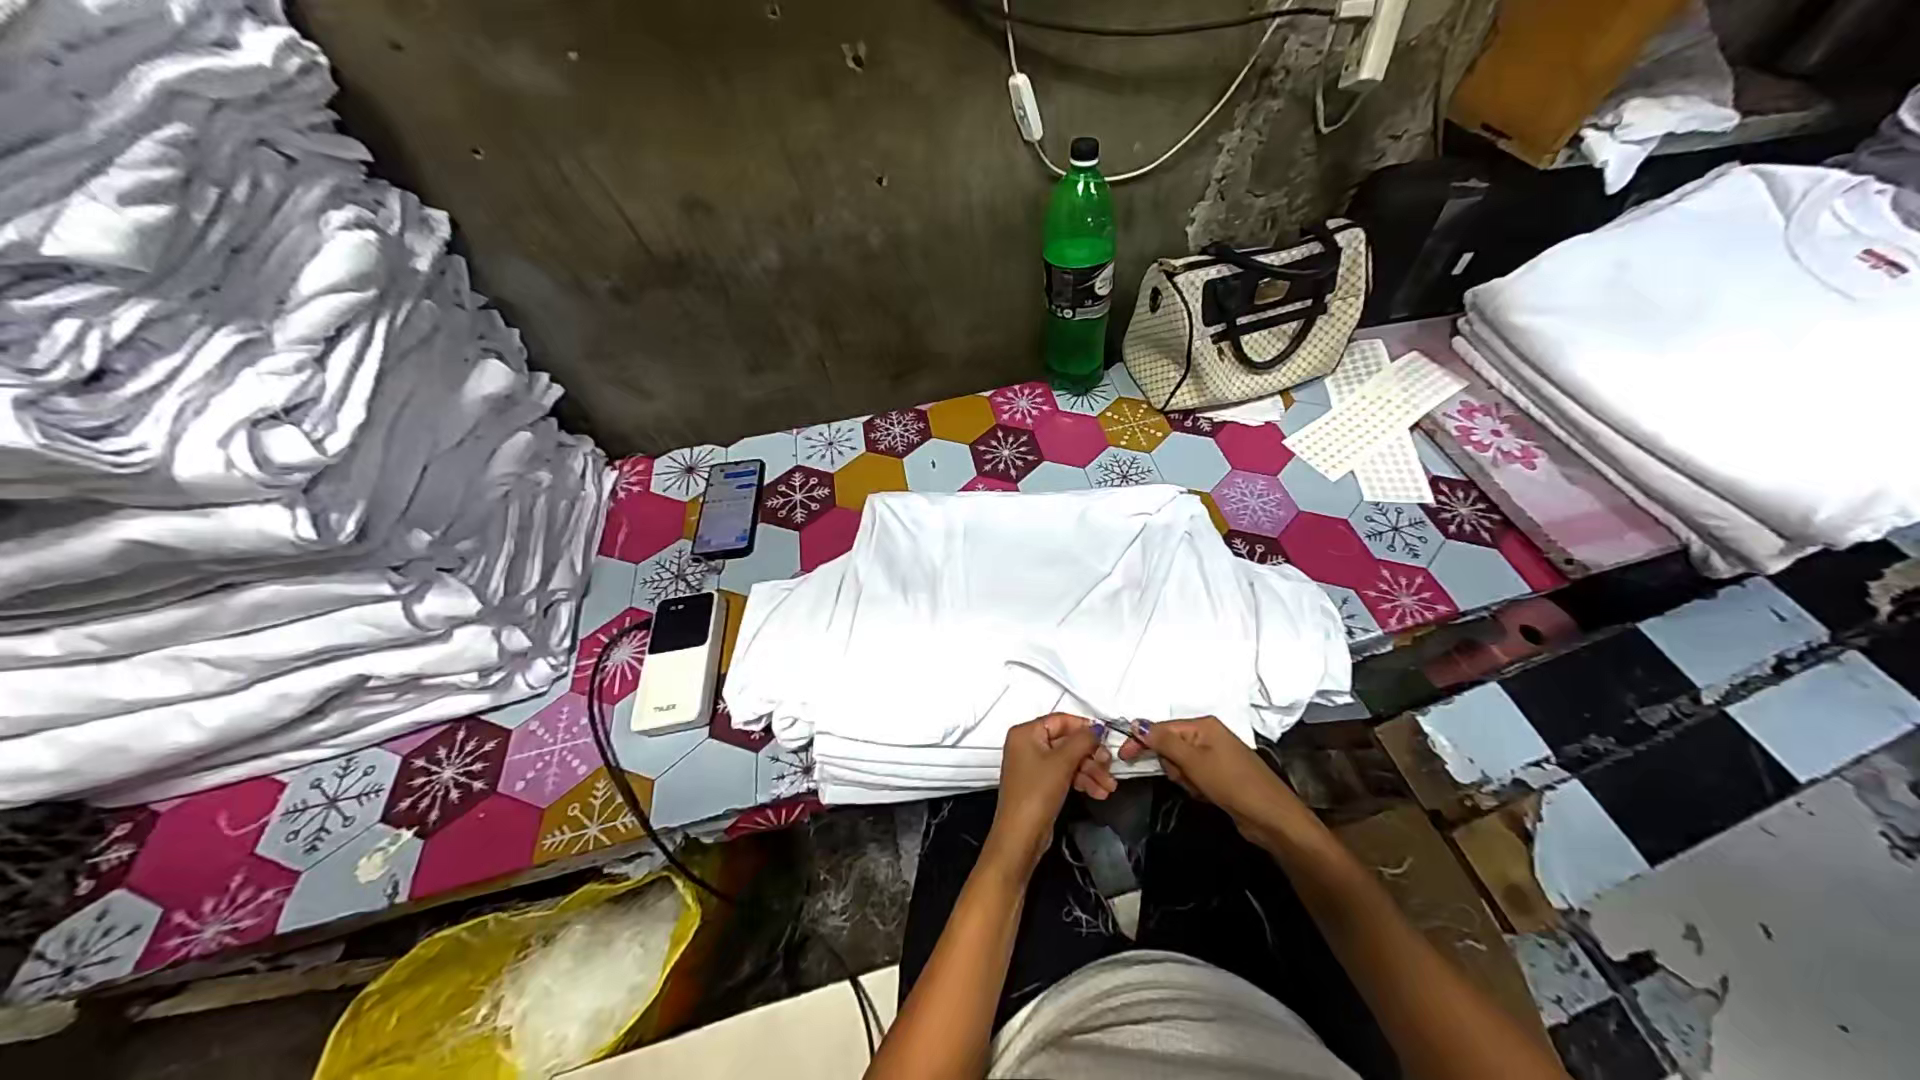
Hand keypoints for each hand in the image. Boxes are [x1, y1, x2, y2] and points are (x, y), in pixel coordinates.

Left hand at [988, 713, 1101, 871]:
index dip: (1084, 727)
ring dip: (1091, 771)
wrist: (1021, 836)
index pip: (1060, 720)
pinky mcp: (1041, 784)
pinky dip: (1082, 781)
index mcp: (1025, 733)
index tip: (1105, 736)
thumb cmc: (1036, 793)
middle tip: (1108, 765)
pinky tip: (1098, 792)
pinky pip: (1065, 774)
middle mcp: (1027, 746)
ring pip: (1069, 760)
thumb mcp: (1063, 762)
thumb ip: (1083, 741)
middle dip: (1091, 755)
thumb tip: (1096, 728)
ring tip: (1108, 785)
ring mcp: (1034, 766)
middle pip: (1067, 742)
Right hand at [1118, 716, 1307, 844]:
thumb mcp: (1193, 762)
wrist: (1271, 817)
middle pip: (1169, 745)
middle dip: (1171, 765)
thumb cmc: (1232, 784)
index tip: (1124, 757)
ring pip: (1179, 763)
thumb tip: (1136, 724)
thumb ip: (1163, 742)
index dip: (1141, 741)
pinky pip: (1193, 775)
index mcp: (1203, 725)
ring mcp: (1214, 754)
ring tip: (1201, 789)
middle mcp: (1208, 735)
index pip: (1161, 728)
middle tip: (1186, 778)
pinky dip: (1194, 785)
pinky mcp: (1219, 774)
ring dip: (1184, 778)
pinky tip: (1207, 795)